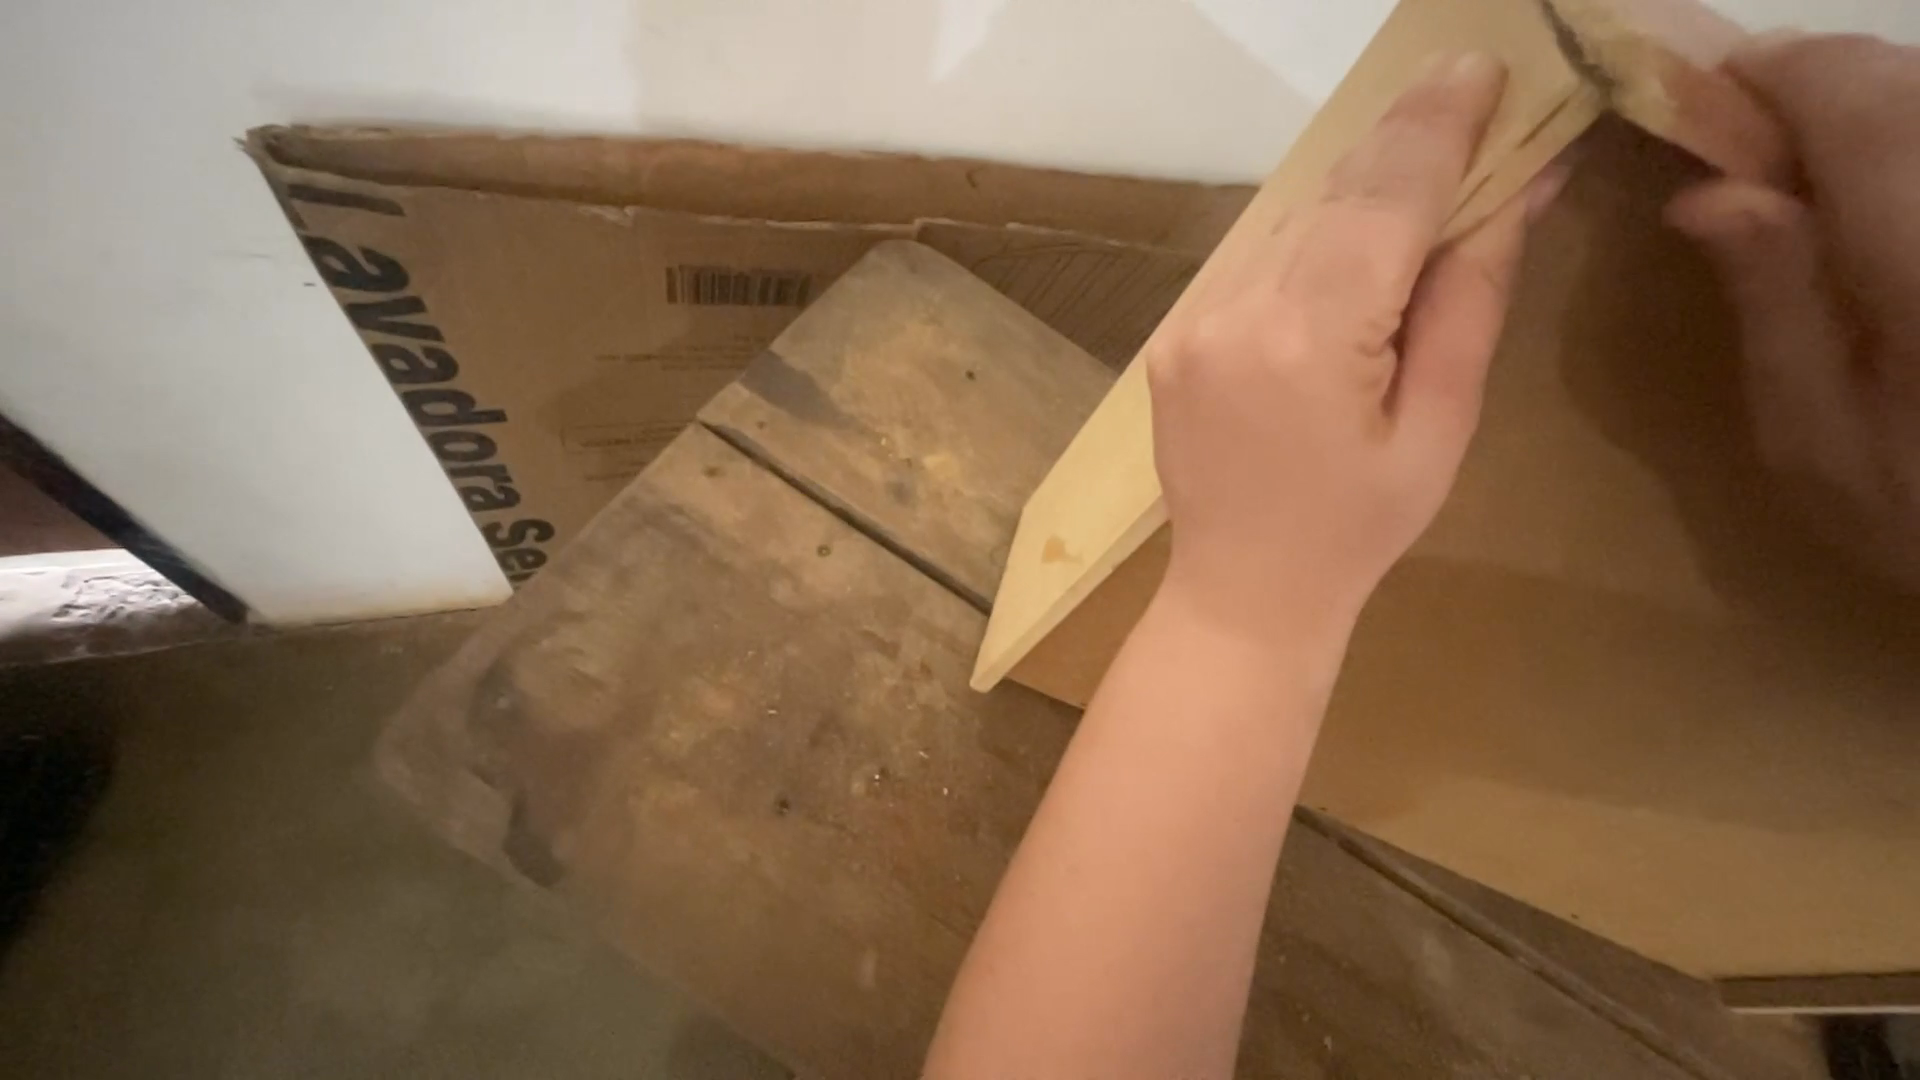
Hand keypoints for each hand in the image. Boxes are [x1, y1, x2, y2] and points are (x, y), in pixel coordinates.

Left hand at [1146, 53, 1552, 641]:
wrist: (1241, 587)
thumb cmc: (1354, 528)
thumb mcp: (1440, 424)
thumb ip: (1468, 297)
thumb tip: (1513, 187)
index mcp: (1306, 339)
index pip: (1381, 197)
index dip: (1435, 126)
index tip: (1479, 69)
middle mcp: (1229, 315)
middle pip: (1325, 200)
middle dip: (1396, 153)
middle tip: (1461, 107)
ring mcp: (1185, 327)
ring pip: (1280, 226)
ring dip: (1344, 203)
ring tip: (1404, 196)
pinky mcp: (1167, 341)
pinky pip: (1243, 265)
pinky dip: (1295, 248)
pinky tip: (1331, 264)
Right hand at [1668, 34, 1919, 592]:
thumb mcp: (1809, 426)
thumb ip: (1771, 299)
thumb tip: (1710, 193)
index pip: (1860, 102)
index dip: (1775, 76)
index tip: (1702, 89)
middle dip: (1821, 97)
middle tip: (1738, 149)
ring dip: (1874, 126)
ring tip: (1800, 184)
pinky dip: (1909, 162)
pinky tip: (1867, 212)